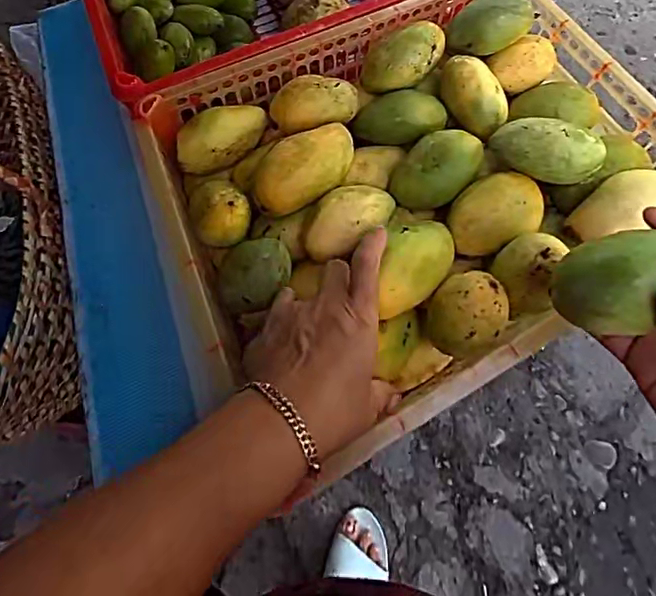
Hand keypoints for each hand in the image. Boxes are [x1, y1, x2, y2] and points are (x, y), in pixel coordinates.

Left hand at [242, 226, 396, 459]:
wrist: (280, 423)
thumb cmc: (335, 414)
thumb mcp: (367, 408)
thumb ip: (379, 393)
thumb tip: (390, 393)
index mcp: (359, 320)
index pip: (367, 269)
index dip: (372, 246)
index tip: (376, 231)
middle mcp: (326, 306)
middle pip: (333, 269)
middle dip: (338, 275)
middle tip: (340, 296)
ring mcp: (292, 311)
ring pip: (299, 290)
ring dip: (305, 303)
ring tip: (304, 329)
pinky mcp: (265, 326)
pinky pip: (276, 313)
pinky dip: (281, 323)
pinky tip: (280, 345)